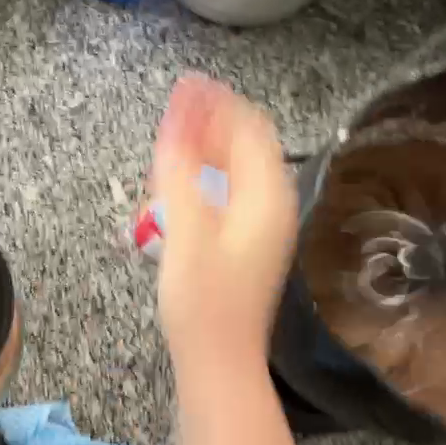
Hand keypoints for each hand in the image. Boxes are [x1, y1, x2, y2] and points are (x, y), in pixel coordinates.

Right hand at [149, 76, 299, 376]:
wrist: (217, 359)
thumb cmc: (202, 303)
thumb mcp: (186, 234)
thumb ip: (180, 175)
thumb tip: (176, 122)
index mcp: (265, 196)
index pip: (247, 130)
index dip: (216, 103)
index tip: (185, 85)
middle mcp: (272, 205)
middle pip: (246, 146)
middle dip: (212, 122)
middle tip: (175, 106)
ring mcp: (261, 226)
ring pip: (238, 169)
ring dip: (208, 148)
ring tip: (174, 137)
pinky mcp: (245, 244)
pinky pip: (230, 192)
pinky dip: (207, 176)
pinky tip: (182, 182)